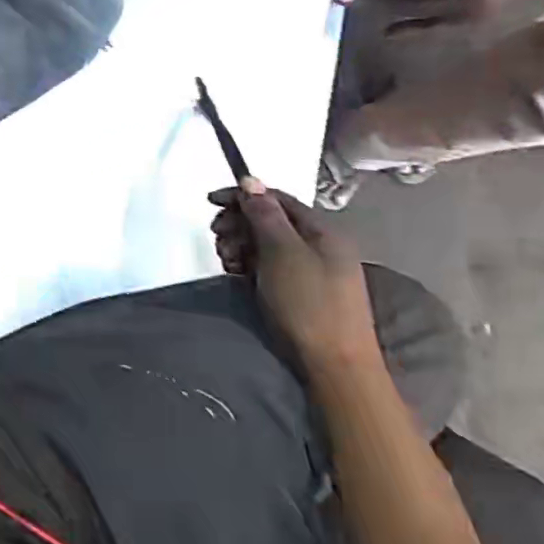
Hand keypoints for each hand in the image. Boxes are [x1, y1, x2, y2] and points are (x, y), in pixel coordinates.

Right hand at [210, 178, 379, 373]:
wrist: (333, 363)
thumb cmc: (309, 302)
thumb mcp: (282, 252)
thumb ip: (264, 214)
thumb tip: (250, 180)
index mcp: (323, 232)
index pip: (276, 198)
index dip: (242, 196)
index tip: (210, 203)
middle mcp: (320, 245)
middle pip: (268, 218)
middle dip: (237, 223)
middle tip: (219, 239)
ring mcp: (311, 267)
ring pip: (263, 240)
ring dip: (239, 244)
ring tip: (227, 261)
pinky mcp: (299, 287)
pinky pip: (266, 262)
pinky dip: (246, 262)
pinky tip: (237, 272)